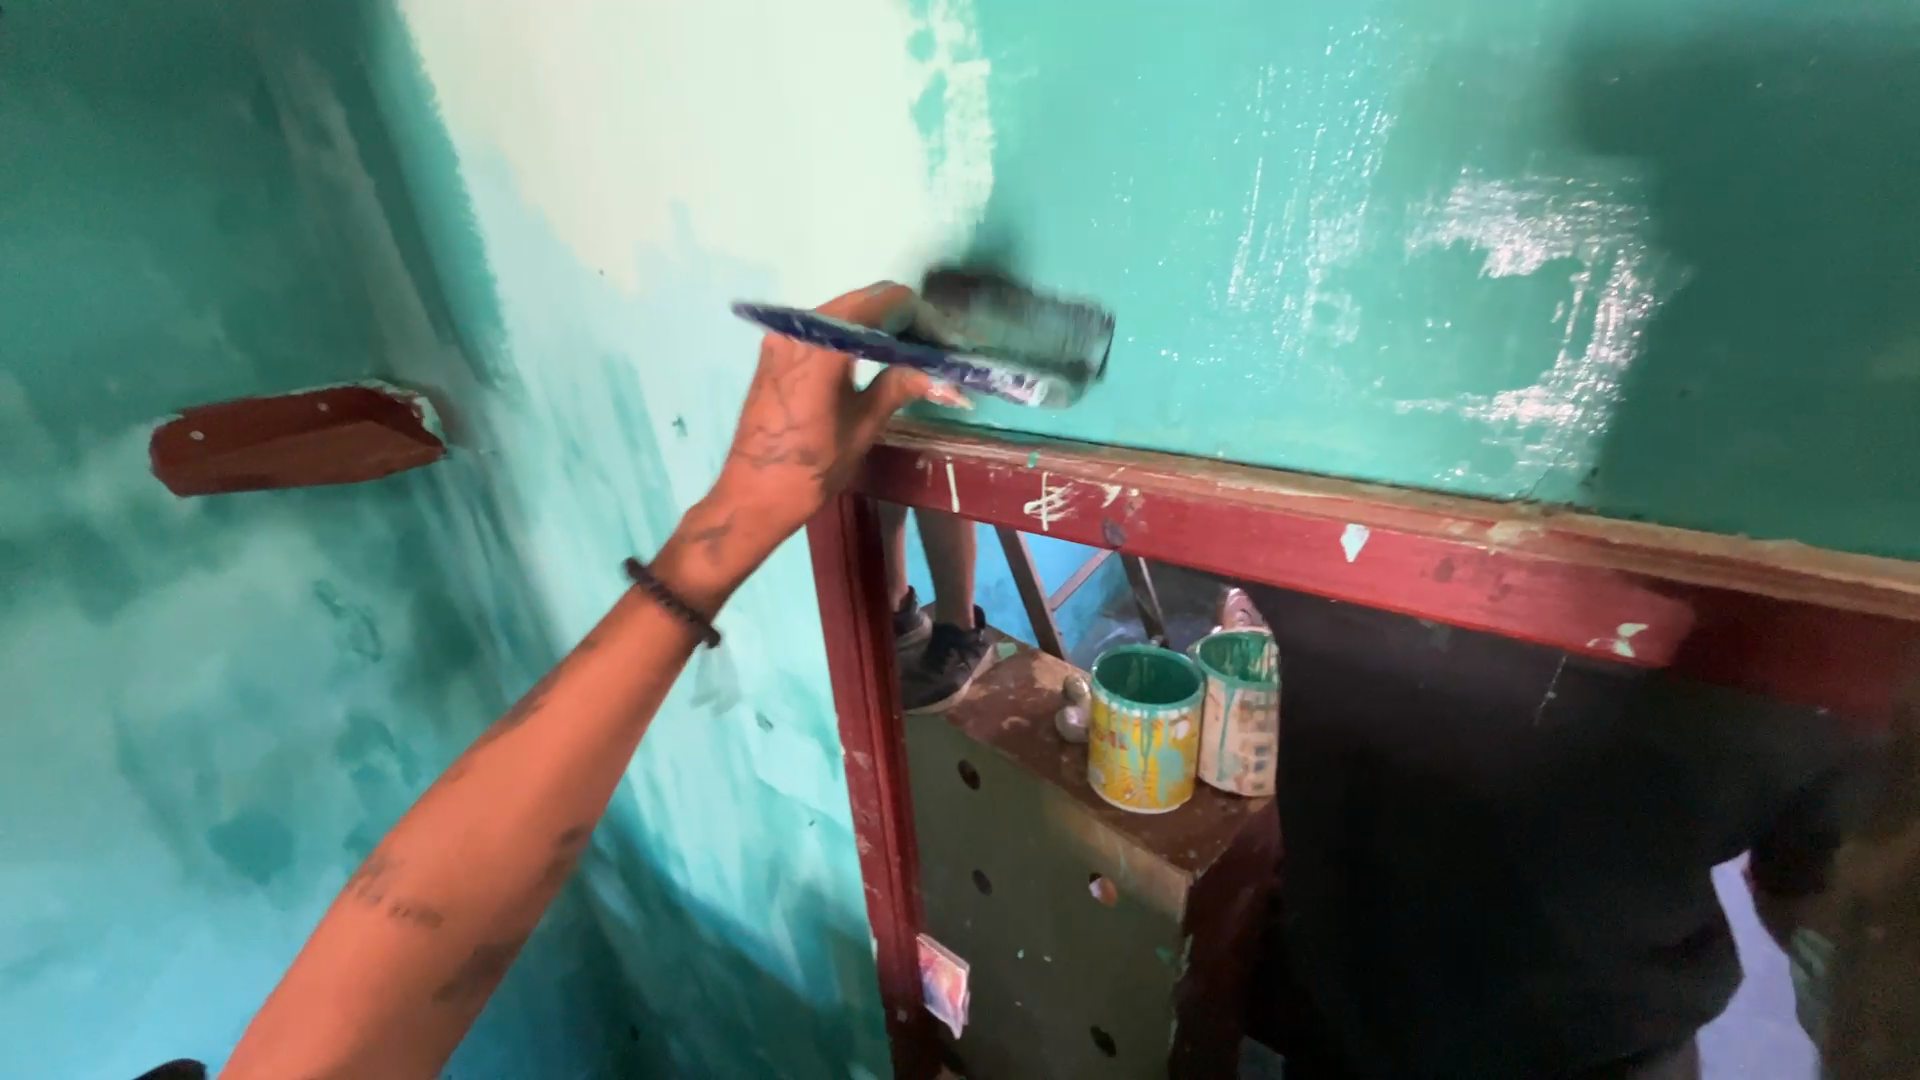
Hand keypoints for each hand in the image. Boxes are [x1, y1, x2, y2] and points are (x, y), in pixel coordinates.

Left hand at [655, 283, 967, 608]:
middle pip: (862, 302)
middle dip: (902, 320)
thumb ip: (899, 387)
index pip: (883, 302)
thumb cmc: (811, 469)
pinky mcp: (774, 353)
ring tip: (910, 356)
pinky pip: (822, 331)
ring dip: (877, 327)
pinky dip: (851, 337)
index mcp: (823, 344)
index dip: (921, 317)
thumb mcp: (863, 426)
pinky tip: (874, 360)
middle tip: (933, 349)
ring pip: (842, 314)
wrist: (753, 496)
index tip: (944, 342)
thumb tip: (939, 374)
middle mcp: (798, 328)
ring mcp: (782, 338)